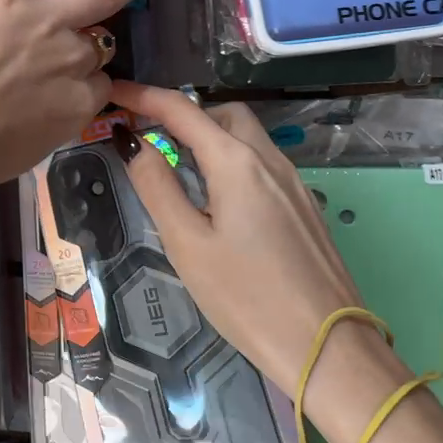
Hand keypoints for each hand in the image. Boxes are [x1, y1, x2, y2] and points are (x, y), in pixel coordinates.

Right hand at [104, 81, 366, 389]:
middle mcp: (269, 160)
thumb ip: (156, 185)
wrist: (330, 351)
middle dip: (182, 114)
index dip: (141, 96)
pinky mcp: (303, 207)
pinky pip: (261, 163)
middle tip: (148, 137)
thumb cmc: (247, 298)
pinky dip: (229, 160)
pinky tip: (216, 199)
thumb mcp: (186, 243)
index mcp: (236, 163)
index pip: (181, 110)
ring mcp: (293, 183)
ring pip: (246, 137)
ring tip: (177, 168)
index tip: (112, 92)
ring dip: (208, 136)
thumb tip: (132, 142)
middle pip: (221, 113)